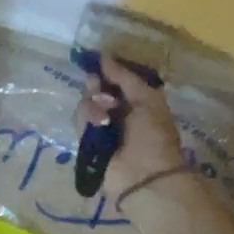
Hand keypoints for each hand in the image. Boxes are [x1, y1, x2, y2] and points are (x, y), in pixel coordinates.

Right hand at [76, 55, 190, 214]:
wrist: (144, 176)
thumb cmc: (153, 135)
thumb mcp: (147, 99)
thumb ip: (125, 77)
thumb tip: (103, 57)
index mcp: (138, 103)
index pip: (117, 80)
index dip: (108, 71)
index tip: (98, 61)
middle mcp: (120, 114)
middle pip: (98, 90)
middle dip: (97, 86)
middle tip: (99, 89)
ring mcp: (103, 129)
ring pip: (87, 104)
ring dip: (94, 105)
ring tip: (104, 116)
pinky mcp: (87, 143)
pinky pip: (80, 121)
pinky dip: (87, 119)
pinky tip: (98, 125)